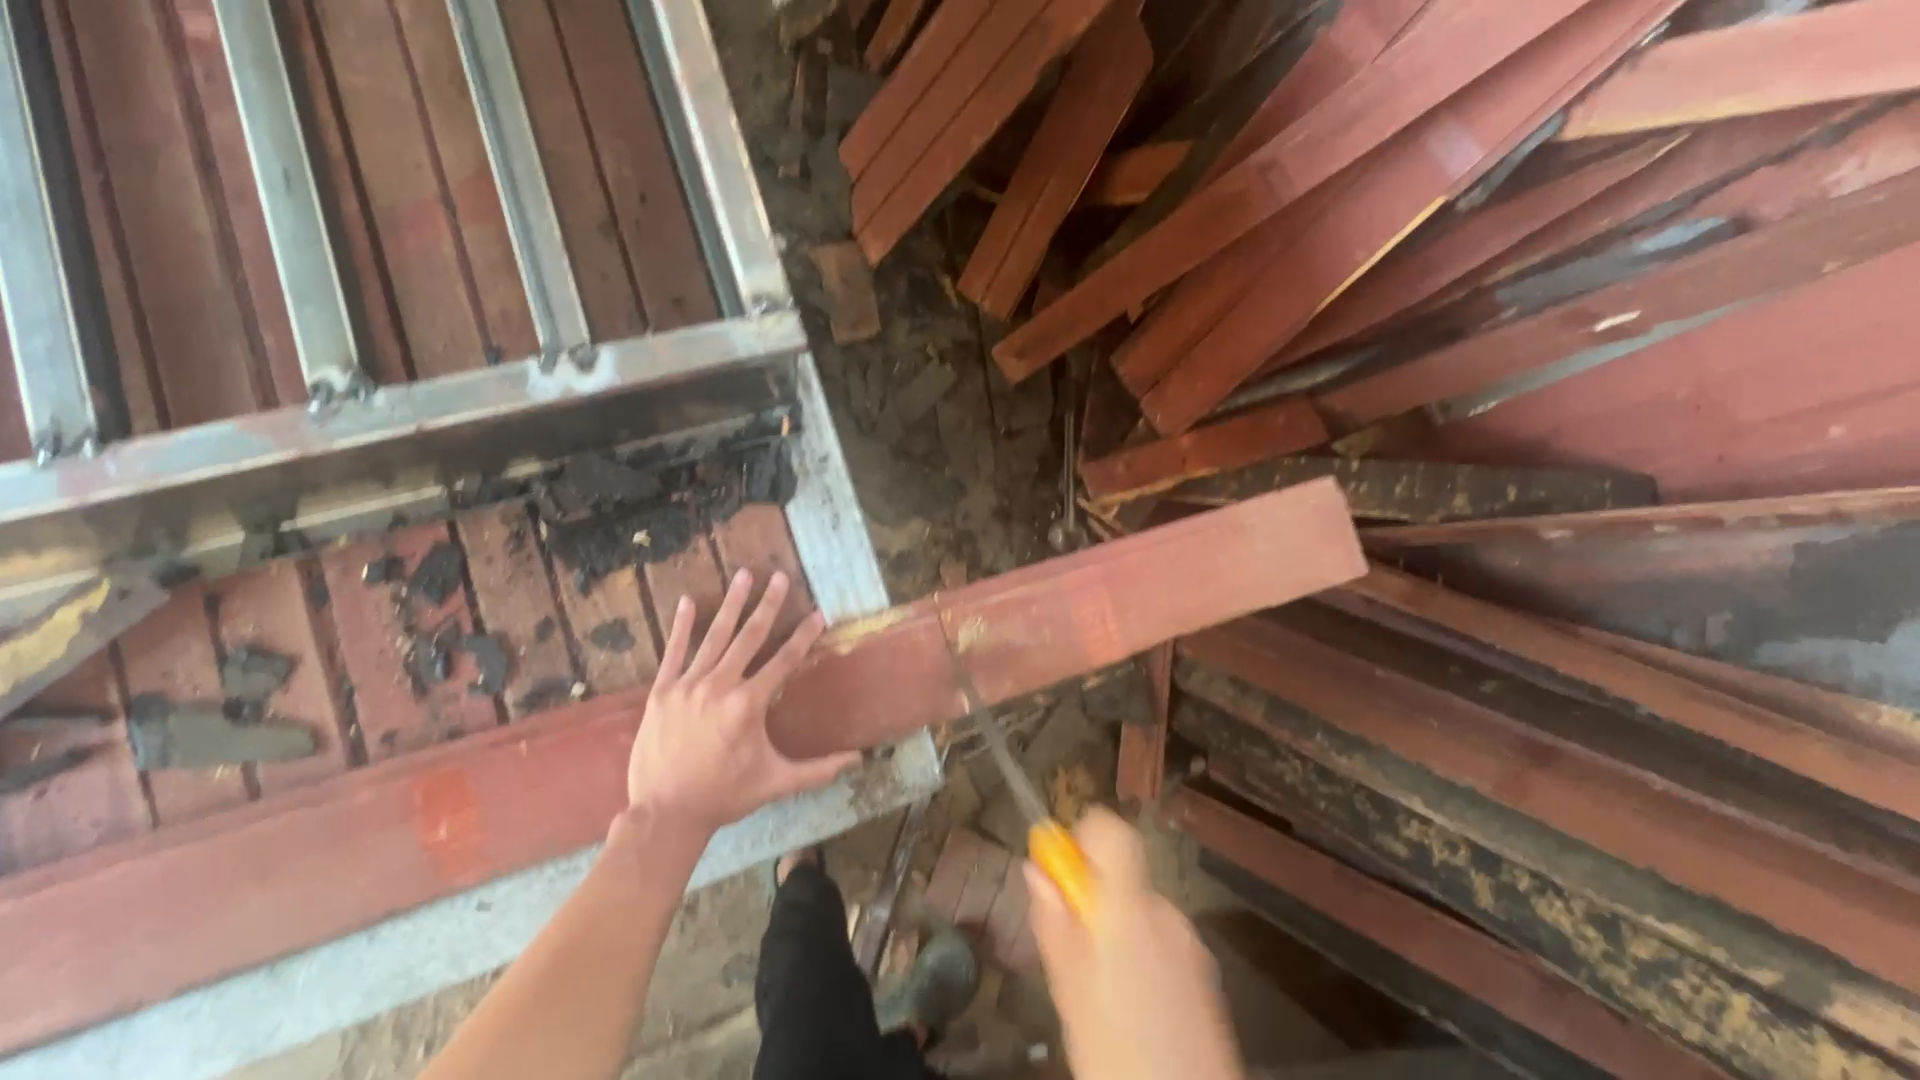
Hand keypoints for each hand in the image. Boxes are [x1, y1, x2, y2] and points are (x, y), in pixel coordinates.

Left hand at [625, 569, 860, 833]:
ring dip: (730, 604)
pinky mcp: (661, 693)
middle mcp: (719, 687)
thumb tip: (858, 760)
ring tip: (744, 576)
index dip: (803, 636)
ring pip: (713, 637)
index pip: (783, 661)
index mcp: (749, 705)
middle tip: (780, 577)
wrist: (666, 813)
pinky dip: (681, 627)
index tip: (818, 613)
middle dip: (768, 605)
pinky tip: (686, 602)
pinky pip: (673, 653)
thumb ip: (818, 769)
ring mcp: (687, 687)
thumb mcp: (776, 782)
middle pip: (749, 637)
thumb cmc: (725, 797)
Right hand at [1027, 808, 1244, 1079]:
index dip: (1084, 836)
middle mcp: (1166, 914)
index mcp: (1129, 911)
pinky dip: (1143, 954)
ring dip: (1117, 931)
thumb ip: (1055, 925)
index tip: (1061, 866)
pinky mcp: (1205, 970)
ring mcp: (1191, 942)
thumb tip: (1036, 870)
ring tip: (1100, 989)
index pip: (1112, 832)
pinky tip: (1133, 1004)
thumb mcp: (1070, 993)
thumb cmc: (1119, 1055)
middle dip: (1093, 900)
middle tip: (1070, 951)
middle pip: (1123, 876)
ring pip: (1141, 911)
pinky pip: (1163, 940)